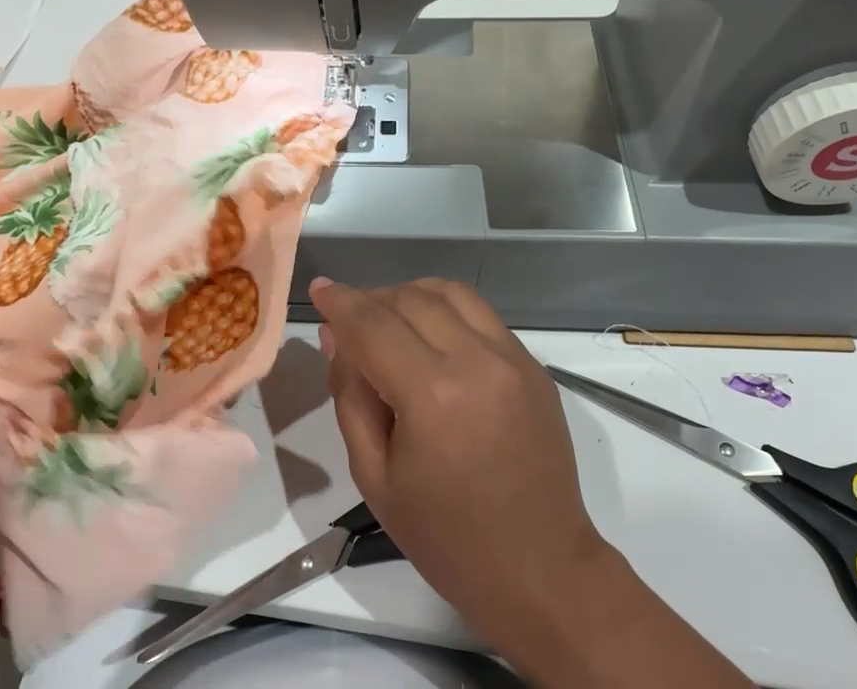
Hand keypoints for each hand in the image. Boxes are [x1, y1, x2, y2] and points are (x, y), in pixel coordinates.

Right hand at [308, 278, 604, 637]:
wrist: (539, 568)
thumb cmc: (446, 537)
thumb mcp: (375, 476)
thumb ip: (351, 396)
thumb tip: (337, 336)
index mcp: (433, 394)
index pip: (373, 324)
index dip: (339, 302)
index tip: (317, 289)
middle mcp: (478, 360)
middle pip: (411, 299)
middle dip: (370, 299)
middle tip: (346, 318)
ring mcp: (514, 359)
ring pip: (451, 293)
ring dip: (410, 295)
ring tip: (386, 320)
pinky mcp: (534, 367)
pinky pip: (482, 316)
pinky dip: (447, 311)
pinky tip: (430, 337)